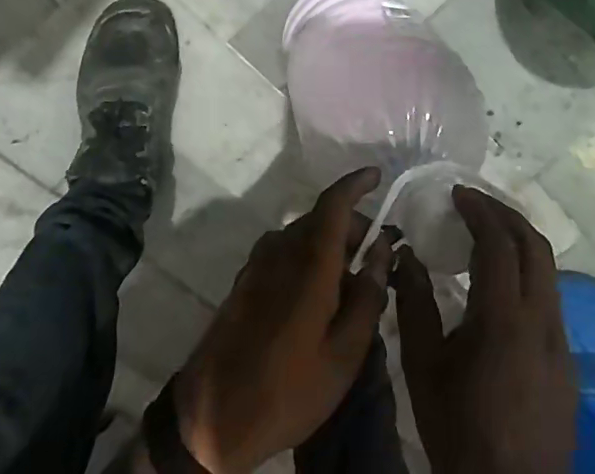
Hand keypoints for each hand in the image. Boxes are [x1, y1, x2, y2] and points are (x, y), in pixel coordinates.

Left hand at [169, 168, 394, 472]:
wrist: (211, 418)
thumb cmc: (287, 389)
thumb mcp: (344, 354)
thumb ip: (368, 296)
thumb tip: (383, 250)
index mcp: (309, 261)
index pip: (334, 202)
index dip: (356, 183)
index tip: (377, 176)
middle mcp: (280, 250)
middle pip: (322, 219)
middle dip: (354, 227)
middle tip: (380, 259)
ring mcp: (258, 264)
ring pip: (304, 236)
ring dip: (332, 246)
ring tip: (354, 286)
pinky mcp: (245, 281)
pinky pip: (286, 253)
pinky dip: (310, 259)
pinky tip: (321, 298)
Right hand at [393, 186, 575, 473]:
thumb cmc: (458, 428)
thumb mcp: (423, 367)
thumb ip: (415, 304)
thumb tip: (406, 256)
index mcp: (504, 318)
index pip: (499, 243)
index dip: (479, 209)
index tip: (458, 192)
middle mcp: (542, 320)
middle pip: (535, 245)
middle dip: (505, 213)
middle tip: (473, 203)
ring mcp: (561, 341)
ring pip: (548, 271)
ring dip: (519, 241)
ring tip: (485, 235)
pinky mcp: (567, 361)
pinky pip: (550, 298)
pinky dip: (527, 273)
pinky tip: (501, 286)